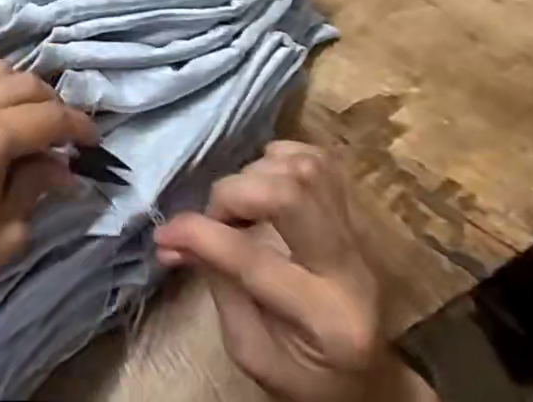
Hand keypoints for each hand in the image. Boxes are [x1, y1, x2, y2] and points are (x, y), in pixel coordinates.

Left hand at [0, 62, 95, 401]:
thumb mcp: (8, 230)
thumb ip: (38, 184)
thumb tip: (64, 166)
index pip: (48, 116)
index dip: (79, 127)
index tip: (97, 143)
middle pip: (24, 84)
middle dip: (54, 106)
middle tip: (68, 137)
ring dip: (22, 90)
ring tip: (35, 122)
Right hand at [154, 142, 435, 401]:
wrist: (368, 374)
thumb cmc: (301, 370)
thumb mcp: (250, 348)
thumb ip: (215, 283)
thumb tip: (169, 239)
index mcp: (327, 318)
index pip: (251, 258)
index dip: (196, 235)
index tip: (164, 234)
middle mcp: (353, 269)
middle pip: (289, 193)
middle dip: (232, 194)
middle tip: (216, 217)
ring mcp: (361, 233)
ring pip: (301, 169)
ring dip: (254, 176)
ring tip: (241, 206)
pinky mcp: (357, 211)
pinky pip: (316, 158)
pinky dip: (278, 159)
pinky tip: (263, 182)